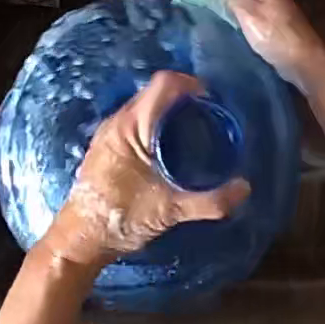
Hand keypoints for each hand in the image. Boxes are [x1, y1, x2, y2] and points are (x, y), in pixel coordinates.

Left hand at [41, 71, 249, 269]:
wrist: (79, 240)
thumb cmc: (121, 219)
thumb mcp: (170, 211)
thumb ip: (210, 201)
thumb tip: (245, 188)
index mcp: (132, 127)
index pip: (162, 84)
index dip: (189, 83)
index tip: (211, 97)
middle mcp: (117, 122)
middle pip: (154, 92)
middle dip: (183, 96)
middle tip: (208, 113)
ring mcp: (108, 132)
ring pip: (144, 105)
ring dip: (168, 108)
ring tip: (193, 126)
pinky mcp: (106, 145)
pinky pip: (135, 119)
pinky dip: (155, 121)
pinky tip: (169, 143)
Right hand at [216, 0, 324, 90]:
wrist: (306, 62)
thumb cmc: (277, 37)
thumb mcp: (250, 16)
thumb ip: (233, 1)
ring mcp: (276, 10)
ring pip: (246, 0)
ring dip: (228, 2)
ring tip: (205, 8)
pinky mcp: (276, 25)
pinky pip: (251, 13)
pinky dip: (237, 14)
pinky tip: (227, 22)